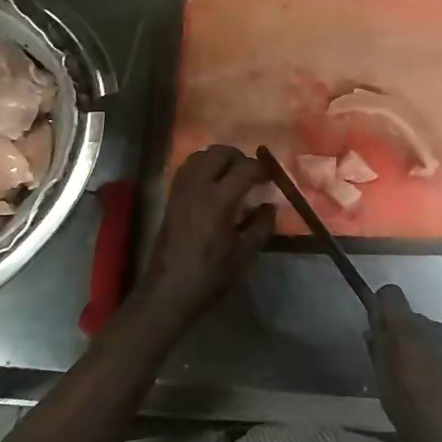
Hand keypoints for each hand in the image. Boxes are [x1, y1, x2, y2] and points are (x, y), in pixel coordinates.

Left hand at [132, 145, 275, 331]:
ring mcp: (181, 189)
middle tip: (251, 174)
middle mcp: (198, 186)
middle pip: (220, 153)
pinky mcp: (172, 195)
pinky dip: (202, 165)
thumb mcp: (244, 254)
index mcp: (219, 200)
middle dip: (240, 158)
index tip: (271, 177)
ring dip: (219, 158)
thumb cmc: (210, 274)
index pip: (245, 168)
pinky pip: (187, 167)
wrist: (170, 288)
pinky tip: (211, 182)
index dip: (261, 168)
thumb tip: (269, 206)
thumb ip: (261, 226)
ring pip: (201, 155)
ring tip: (231, 175)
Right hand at [368, 285, 441, 441]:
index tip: (380, 331)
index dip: (382, 307)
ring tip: (429, 387)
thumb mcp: (389, 395)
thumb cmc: (425, 424)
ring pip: (433, 337)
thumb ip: (379, 356)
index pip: (389, 294)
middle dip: (405, 338)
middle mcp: (434, 328)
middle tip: (403, 372)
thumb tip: (373, 332)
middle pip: (412, 319)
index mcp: (407, 332)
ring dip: (427, 352)